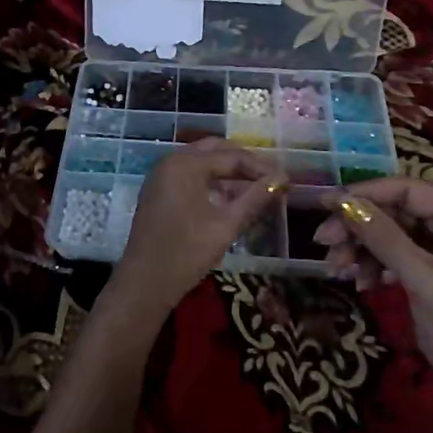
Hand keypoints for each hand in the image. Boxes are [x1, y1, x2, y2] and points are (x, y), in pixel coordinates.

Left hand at [112, 138, 285, 311]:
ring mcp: (160, 178)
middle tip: (271, 178)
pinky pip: (189, 177)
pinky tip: (231, 198)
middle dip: (244, 162)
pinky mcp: (158, 194)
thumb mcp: (226, 224)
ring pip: (201, 163)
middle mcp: (169, 162)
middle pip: (214, 151)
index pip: (232, 156)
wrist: (145, 282)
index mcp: (184, 164)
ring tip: (257, 187)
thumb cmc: (186, 252)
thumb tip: (282, 179)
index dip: (262, 167)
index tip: (287, 180)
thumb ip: (255, 198)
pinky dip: (211, 181)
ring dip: (228, 172)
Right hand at [312, 177, 432, 383]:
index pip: (411, 190)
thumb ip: (384, 237)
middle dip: (359, 226)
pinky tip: (361, 282)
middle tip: (323, 241)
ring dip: (361, 248)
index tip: (327, 204)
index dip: (367, 193)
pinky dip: (374, 264)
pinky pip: (396, 253)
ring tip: (337, 269)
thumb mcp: (422, 279)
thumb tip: (344, 202)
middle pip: (397, 210)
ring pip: (391, 232)